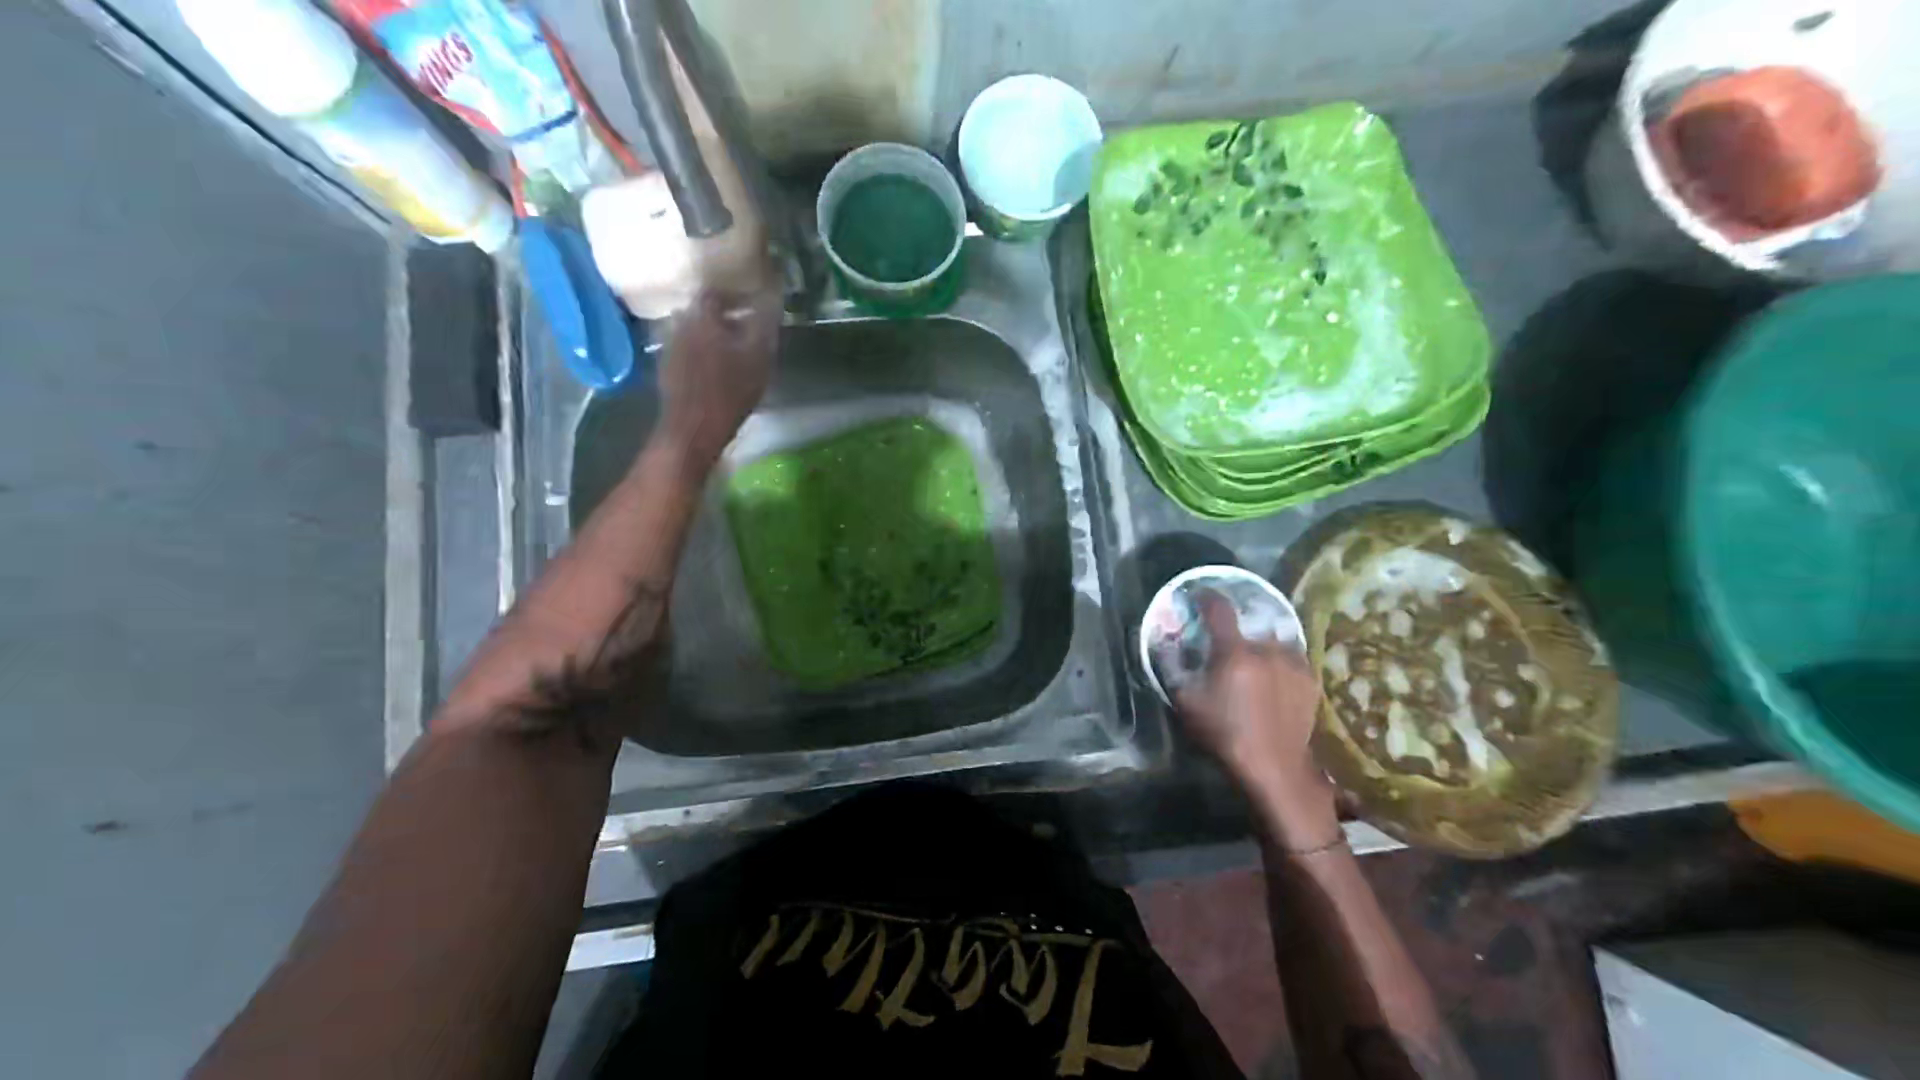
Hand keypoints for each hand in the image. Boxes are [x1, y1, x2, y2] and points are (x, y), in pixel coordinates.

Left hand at [654, 285, 780, 469]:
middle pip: (703, 311)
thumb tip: (772, 292)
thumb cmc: (730, 390)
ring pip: (694, 332)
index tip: (754, 304)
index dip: (736, 294)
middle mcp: (679, 324)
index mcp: (701, 315)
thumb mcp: (759, 354)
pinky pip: (687, 352)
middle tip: (748, 330)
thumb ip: (765, 320)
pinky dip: (703, 354)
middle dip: (725, 317)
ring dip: (714, 337)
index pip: (715, 290)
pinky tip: (717, 371)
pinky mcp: (666, 371)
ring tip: (735, 352)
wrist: (693, 430)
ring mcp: (669, 348)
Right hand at [1170, 590, 1339, 849]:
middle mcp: (1267, 648)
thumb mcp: (1186, 701)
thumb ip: (1173, 664)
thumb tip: (1166, 637)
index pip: (1218, 608)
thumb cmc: (1224, 734)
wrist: (1275, 767)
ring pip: (1273, 639)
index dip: (1205, 596)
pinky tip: (1272, 676)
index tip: (1197, 596)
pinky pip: (1291, 657)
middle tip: (1225, 644)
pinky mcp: (1311, 678)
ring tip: (1252, 660)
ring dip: (1260, 644)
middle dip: (1235, 630)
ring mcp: (1294, 662)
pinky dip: (1279, 660)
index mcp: (1234, 651)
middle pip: (1248, 624)